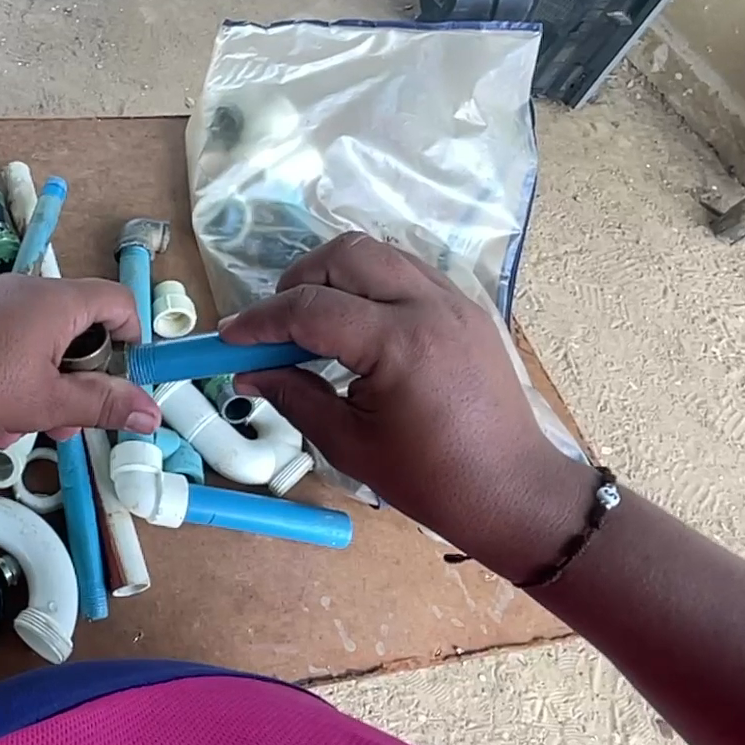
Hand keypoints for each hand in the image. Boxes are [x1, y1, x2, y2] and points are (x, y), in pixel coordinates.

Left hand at [0, 275, 161, 447]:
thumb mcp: (44, 403)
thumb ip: (102, 405)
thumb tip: (152, 411)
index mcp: (56, 301)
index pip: (119, 302)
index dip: (132, 340)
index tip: (124, 382)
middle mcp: (26, 292)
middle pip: (77, 332)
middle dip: (75, 384)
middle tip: (61, 423)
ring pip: (39, 350)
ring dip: (38, 393)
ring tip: (10, 427)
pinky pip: (6, 352)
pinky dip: (6, 385)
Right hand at [220, 232, 591, 578]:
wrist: (515, 492)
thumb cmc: (430, 479)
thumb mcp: (348, 443)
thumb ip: (292, 395)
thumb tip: (247, 372)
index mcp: (400, 345)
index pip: (311, 308)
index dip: (260, 320)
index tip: (229, 336)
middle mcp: (429, 305)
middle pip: (344, 255)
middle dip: (296, 281)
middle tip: (276, 326)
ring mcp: (453, 300)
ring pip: (375, 252)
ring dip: (331, 276)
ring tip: (312, 322)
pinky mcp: (464, 306)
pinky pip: (402, 269)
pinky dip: (366, 284)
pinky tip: (354, 325)